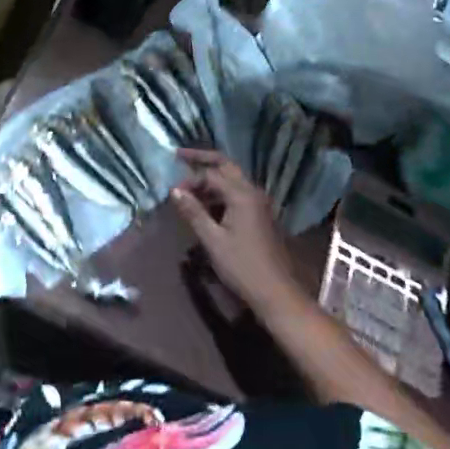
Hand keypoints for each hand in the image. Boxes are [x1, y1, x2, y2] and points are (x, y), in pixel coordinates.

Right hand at [170, 149, 303, 312]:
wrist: (276, 292)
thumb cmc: (242, 266)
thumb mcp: (213, 240)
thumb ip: (193, 212)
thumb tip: (174, 190)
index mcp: (242, 194)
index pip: (211, 174)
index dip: (190, 179)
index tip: (173, 192)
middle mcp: (252, 191)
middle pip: (225, 165)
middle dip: (203, 159)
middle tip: (180, 156)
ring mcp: (259, 202)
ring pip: (232, 179)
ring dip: (211, 178)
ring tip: (190, 187)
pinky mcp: (260, 214)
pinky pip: (238, 193)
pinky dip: (220, 192)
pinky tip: (207, 205)